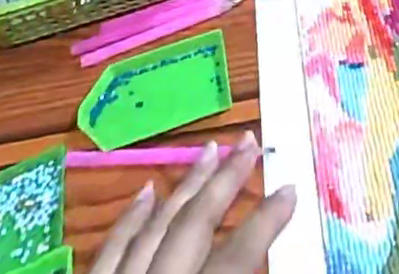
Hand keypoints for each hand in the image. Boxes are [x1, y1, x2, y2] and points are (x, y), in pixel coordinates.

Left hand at [88, 133, 296, 273]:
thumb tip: (260, 255)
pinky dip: (129, 219)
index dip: (267, 221)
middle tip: (249, 141)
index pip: (237, 257)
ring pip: (154, 226)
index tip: (290, 188)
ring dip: (185, 187)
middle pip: (194, 225)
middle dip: (225, 180)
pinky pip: (108, 251)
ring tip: (209, 150)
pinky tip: (146, 190)